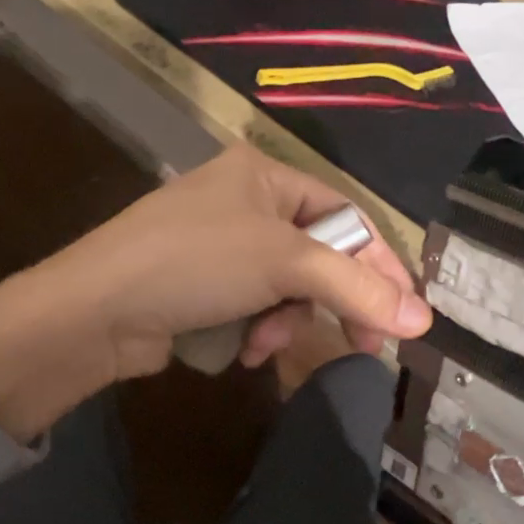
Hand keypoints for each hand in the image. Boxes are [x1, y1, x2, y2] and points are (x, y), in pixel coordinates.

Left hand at [0, 145, 431, 440]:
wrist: (97, 309)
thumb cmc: (195, 262)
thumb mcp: (284, 264)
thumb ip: (356, 287)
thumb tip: (425, 320)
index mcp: (264, 173)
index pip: (344, 214)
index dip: (380, 263)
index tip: (407, 315)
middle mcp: (244, 201)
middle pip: (317, 254)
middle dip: (332, 300)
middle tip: (363, 344)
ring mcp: (220, 246)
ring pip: (287, 287)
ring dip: (287, 320)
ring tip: (268, 343)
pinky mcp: (202, 286)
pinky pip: (254, 306)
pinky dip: (257, 329)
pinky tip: (244, 349)